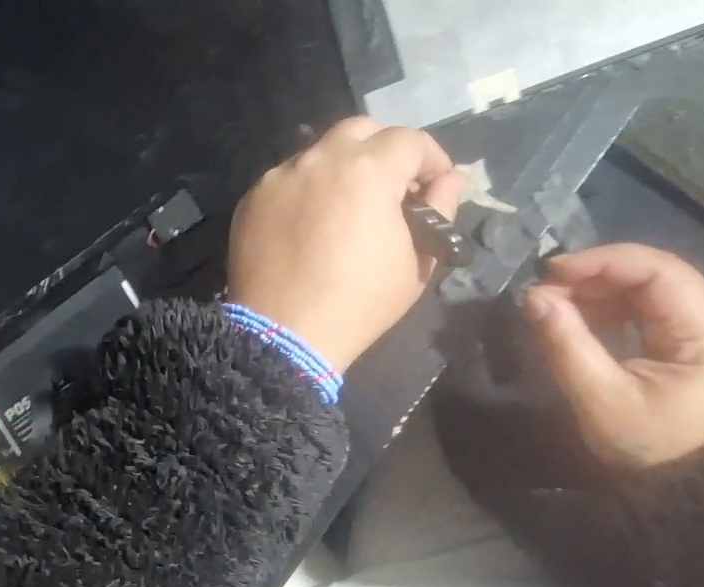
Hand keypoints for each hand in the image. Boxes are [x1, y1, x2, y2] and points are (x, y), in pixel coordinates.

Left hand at [227, 117, 465, 371]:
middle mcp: (321, 159)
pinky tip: (312, 226)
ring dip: (342, 170)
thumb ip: (438, 213)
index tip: (439, 183)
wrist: (285, 338)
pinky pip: (288, 181)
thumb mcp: (414, 266)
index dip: (433, 159)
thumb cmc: (359, 305)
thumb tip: (450, 181)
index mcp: (368, 170)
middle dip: (386, 150)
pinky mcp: (253, 199)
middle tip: (395, 187)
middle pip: (361, 131)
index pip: (411, 141)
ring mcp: (281, 176)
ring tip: (349, 207)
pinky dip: (307, 193)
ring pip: (320, 153)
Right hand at [521, 245, 703, 468]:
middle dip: (596, 276)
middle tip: (545, 290)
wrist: (679, 490)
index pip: (658, 271)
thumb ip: (567, 345)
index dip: (601, 262)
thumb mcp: (600, 400)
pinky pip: (650, 308)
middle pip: (655, 274)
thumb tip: (531, 297)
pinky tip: (580, 317)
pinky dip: (612, 308)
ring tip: (555, 305)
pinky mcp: (691, 341)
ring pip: (650, 288)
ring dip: (600, 291)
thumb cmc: (645, 448)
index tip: (549, 272)